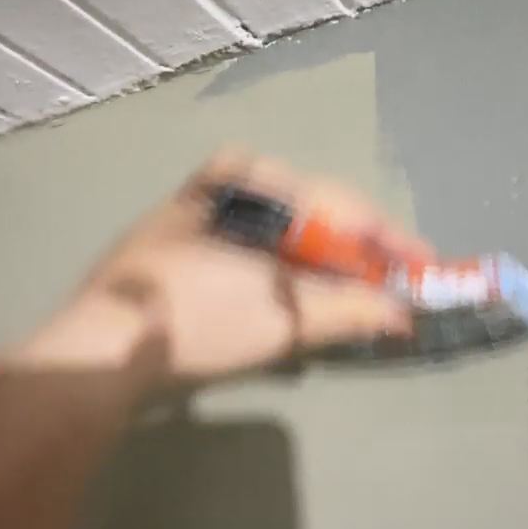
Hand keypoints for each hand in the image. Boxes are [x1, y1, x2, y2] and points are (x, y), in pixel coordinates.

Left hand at [9, 150, 432, 387]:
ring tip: (349, 296)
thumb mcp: (283, 316)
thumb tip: (402, 312)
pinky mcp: (179, 240)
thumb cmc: (198, 319)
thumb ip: (351, 309)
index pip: (346, 206)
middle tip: (389, 288)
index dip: (391, 242)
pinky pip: (253, 246)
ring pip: (285, 231)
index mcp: (255, 180)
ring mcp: (199, 209)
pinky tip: (291, 294)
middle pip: (318, 215)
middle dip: (358, 253)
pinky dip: (283, 270)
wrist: (99, 349)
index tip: (428, 269)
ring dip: (322, 263)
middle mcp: (228, 181)